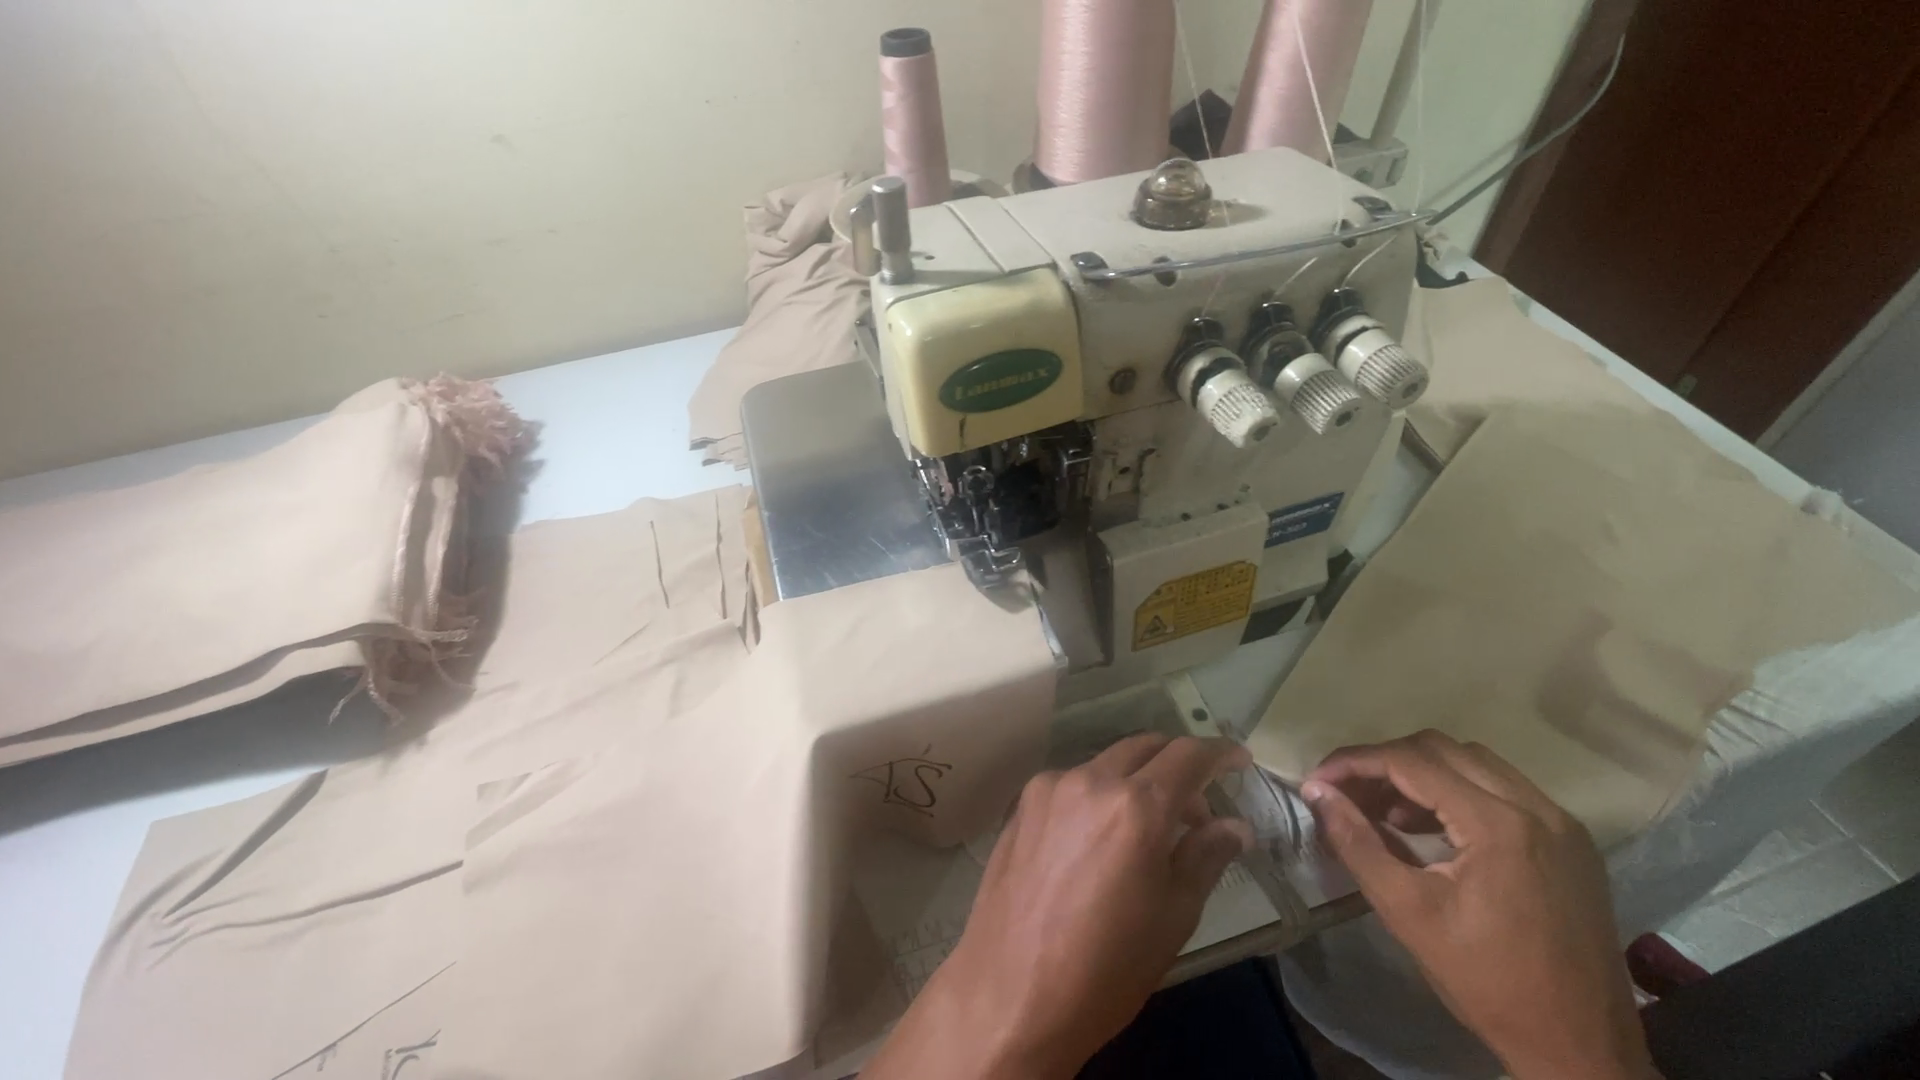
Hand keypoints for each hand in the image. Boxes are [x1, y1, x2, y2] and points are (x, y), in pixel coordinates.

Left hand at [864, 734, 1254, 1079]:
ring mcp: (1048, 791)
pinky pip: (1073, 785)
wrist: (1009, 996)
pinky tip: (1101, 841)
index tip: (1239, 760)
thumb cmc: (1106, 968)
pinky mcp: (1020, 808)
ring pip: (1106, 765)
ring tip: (1149, 832)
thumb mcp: (1173, 917)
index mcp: (1136, 806)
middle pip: (1144, 748)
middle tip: (1197, 810)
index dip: (1220, 753)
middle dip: (1177, 765)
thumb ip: (1205, 857)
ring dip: (1136, 781)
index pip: (1188, 755)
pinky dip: (1099, 795)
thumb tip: (1235, 826)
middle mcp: (1089, 782)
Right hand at [1303, 730, 1657, 1079]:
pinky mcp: (1572, 843)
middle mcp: (1536, 808)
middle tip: (1347, 793)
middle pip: (1443, 749)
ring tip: (1386, 812)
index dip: (1355, 762)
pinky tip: (1434, 829)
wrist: (1580, 1047)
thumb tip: (1317, 793)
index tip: (1318, 781)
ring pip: (1475, 763)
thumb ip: (1357, 842)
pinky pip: (1505, 790)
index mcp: (1498, 824)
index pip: (1411, 762)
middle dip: (1386, 762)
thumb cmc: (1485, 981)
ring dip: (1423, 774)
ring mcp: (1562, 823)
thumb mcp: (1407, 912)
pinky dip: (1459, 792)